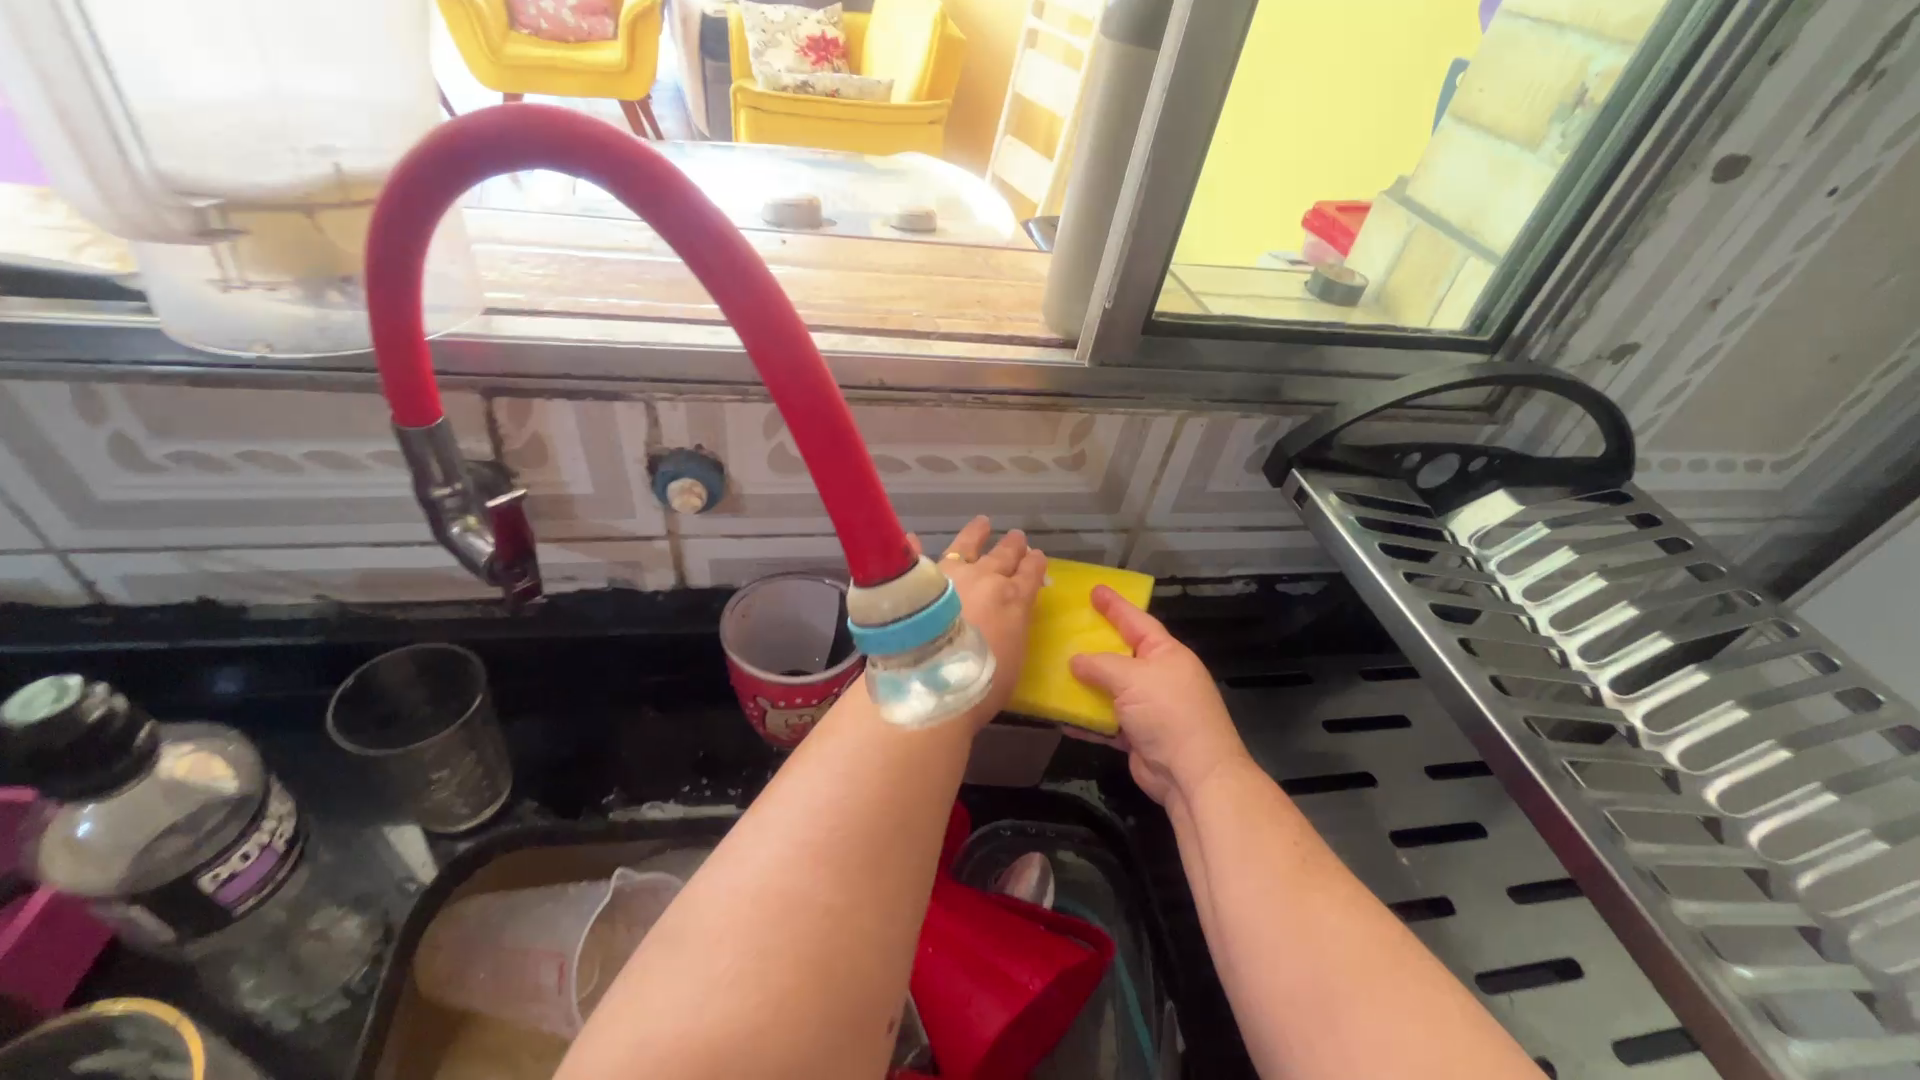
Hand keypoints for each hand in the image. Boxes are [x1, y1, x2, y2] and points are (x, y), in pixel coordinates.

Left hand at [915, 516, 1046, 728]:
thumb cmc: (980, 682)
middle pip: (1004, 555)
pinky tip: (911, 538)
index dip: (1035, 564)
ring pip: (966, 545)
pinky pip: (915, 558)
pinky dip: (913, 548)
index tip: (1037, 556)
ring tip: (982, 522)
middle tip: (1017, 537)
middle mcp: (985, 578)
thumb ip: (1012, 631)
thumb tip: (1007, 620)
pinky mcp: (920, 581)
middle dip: (1013, 546)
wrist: (931, 678)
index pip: (1031, 573)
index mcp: (1014, 599)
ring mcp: (950, 574)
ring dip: (976, 533)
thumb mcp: (1012, 660)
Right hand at [1069, 586, 1251, 807]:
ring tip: (1054, 671)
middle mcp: (1159, 677)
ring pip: (1110, 690)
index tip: (1095, 590)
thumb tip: (1075, 661)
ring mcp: (1149, 708)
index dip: (1115, 606)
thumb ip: (1101, 666)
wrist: (1192, 774)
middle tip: (1067, 629)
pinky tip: (1062, 716)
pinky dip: (1086, 720)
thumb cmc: (1169, 714)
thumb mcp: (1133, 679)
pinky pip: (1105, 722)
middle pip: (1121, 655)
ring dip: (1085, 685)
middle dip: (1095, 645)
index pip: (1137, 621)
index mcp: (1166, 654)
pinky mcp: (1137, 736)